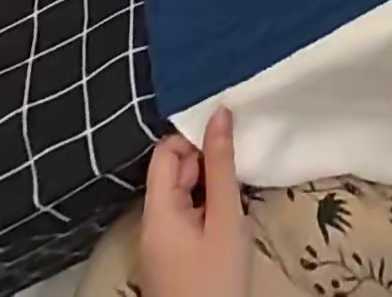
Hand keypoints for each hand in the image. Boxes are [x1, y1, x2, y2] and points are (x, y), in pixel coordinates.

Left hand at [141, 108, 249, 296]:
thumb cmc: (217, 280)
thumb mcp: (225, 218)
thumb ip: (222, 164)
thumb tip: (219, 113)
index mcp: (157, 211)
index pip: (165, 153)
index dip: (193, 137)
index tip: (227, 136)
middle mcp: (152, 223)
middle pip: (173, 171)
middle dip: (205, 159)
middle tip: (239, 162)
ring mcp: (161, 242)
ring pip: (183, 192)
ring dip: (209, 181)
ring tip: (239, 184)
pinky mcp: (173, 256)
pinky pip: (187, 213)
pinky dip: (207, 203)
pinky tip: (230, 210)